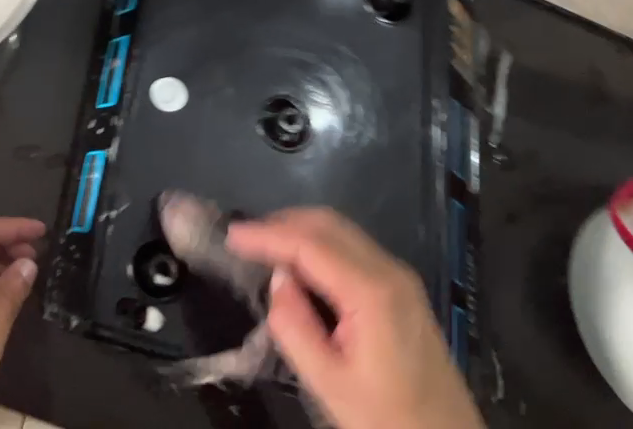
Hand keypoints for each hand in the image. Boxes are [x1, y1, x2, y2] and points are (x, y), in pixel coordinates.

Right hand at [226, 209, 482, 428]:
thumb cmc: (389, 419)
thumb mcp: (329, 383)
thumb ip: (294, 327)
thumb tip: (277, 281)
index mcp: (372, 292)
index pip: (309, 244)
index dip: (266, 234)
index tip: (230, 235)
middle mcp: (390, 271)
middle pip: (327, 224)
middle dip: (281, 224)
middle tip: (243, 240)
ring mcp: (400, 278)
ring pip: (341, 230)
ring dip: (299, 231)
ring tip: (263, 250)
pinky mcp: (402, 289)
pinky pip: (352, 248)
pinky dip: (318, 244)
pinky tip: (299, 266)